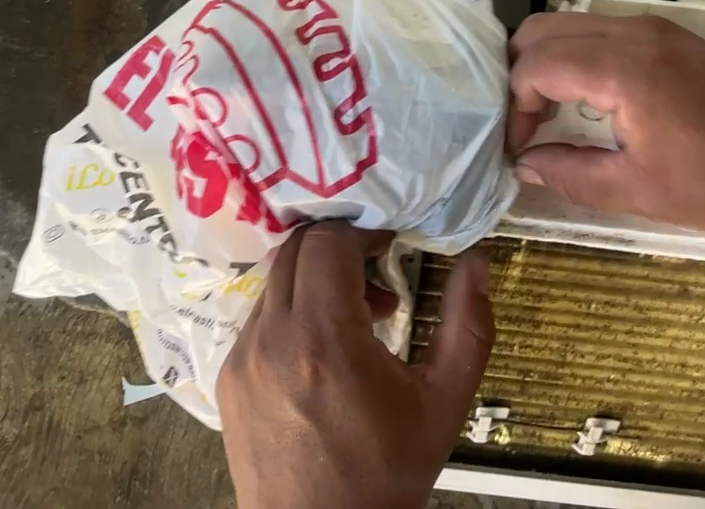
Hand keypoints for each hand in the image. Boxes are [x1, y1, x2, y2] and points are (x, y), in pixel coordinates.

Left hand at [216, 221, 493, 508]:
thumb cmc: (387, 473)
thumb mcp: (445, 402)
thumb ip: (468, 326)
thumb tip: (477, 261)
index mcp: (324, 340)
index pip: (328, 242)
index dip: (363, 232)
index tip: (392, 245)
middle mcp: (272, 339)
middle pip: (297, 248)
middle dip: (340, 248)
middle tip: (378, 274)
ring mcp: (242, 358)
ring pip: (276, 279)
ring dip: (317, 279)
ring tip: (358, 318)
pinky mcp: (227, 377)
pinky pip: (260, 316)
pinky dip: (293, 310)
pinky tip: (323, 349)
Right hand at [507, 12, 704, 245]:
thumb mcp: (637, 189)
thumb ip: (569, 173)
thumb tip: (523, 163)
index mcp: (622, 66)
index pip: (534, 64)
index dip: (514, 107)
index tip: (518, 148)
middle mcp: (634, 31)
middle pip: (544, 29)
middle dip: (520, 73)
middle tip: (526, 124)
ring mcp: (657, 28)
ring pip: (572, 24)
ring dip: (549, 62)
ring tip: (551, 114)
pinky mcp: (674, 37)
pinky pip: (604, 31)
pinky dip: (579, 57)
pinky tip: (589, 101)